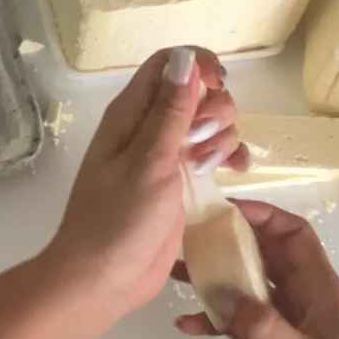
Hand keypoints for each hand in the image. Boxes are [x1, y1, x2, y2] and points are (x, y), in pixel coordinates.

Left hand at [42, 47, 249, 315]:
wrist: (104, 278)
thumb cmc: (118, 220)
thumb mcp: (148, 162)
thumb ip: (170, 112)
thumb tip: (186, 59)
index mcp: (130, 115)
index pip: (167, 64)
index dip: (198, 66)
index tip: (219, 85)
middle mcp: (147, 129)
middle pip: (196, 91)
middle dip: (214, 109)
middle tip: (201, 144)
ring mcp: (164, 156)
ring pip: (208, 123)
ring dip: (222, 136)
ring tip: (210, 167)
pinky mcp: (179, 183)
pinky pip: (212, 155)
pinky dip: (227, 156)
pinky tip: (235, 172)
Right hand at [175, 201, 338, 338]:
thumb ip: (263, 326)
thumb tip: (223, 294)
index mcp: (320, 292)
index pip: (294, 236)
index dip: (264, 216)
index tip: (224, 211)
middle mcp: (301, 299)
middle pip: (264, 254)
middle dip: (230, 240)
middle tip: (189, 235)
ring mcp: (282, 322)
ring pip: (245, 285)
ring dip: (214, 277)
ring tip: (176, 272)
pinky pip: (235, 320)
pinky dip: (212, 318)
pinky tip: (187, 326)